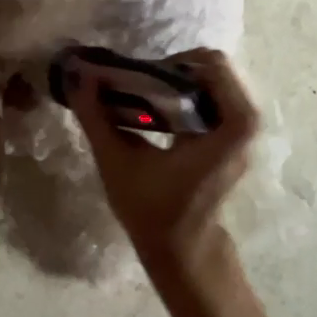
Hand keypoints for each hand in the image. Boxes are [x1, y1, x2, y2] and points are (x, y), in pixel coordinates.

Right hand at [70, 48, 259, 264]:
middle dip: (181, 67)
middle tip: (146, 78)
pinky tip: (158, 106)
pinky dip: (189, 92)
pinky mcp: (228, 142)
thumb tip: (77, 76)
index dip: (187, 63)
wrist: (182, 253)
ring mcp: (237, 138)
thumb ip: (94, 116)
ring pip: (219, 84)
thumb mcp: (116, 162)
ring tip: (149, 90)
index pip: (221, 75)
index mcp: (223, 136)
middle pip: (220, 73)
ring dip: (184, 78)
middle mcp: (239, 133)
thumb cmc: (152, 211)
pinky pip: (216, 99)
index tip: (152, 73)